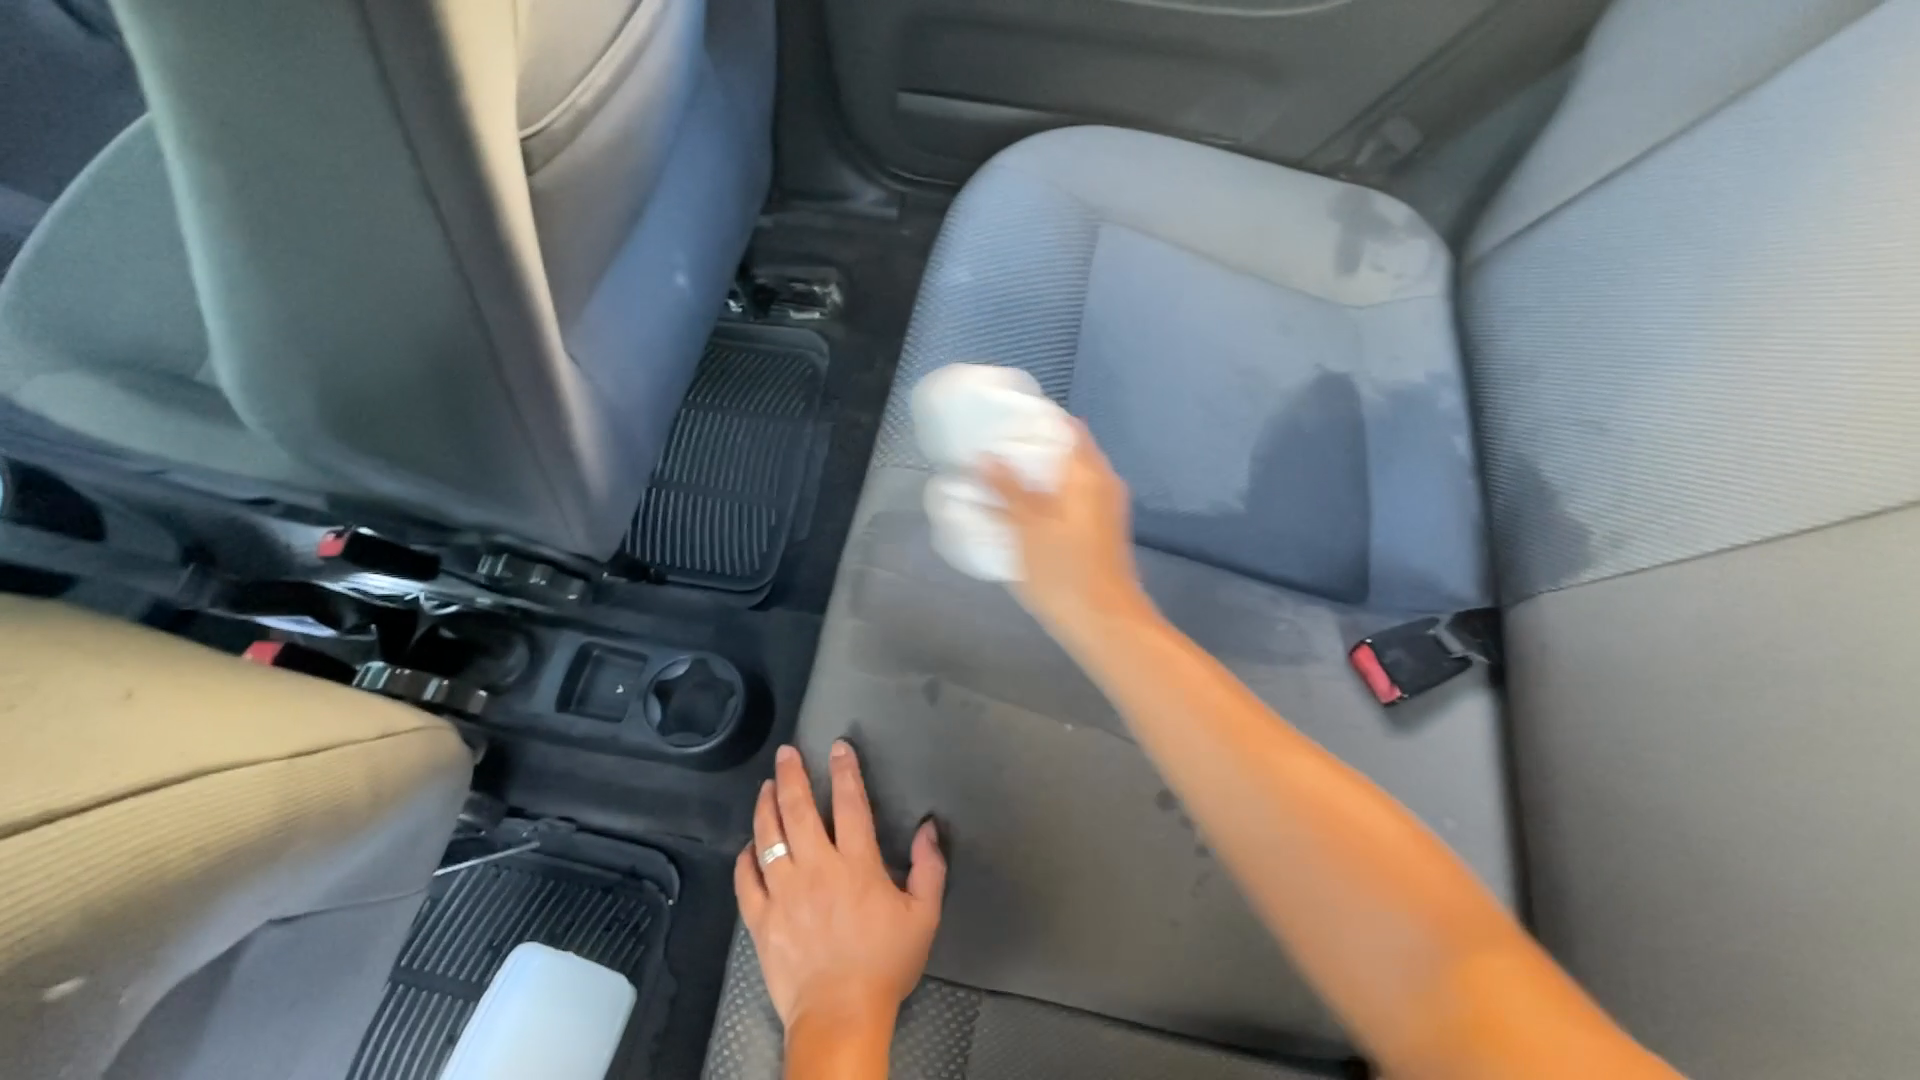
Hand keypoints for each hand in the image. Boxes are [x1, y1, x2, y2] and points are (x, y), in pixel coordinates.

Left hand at [736, 741, 945, 1038]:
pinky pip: (745, 878)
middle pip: (799, 810)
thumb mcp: (924, 916)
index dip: (845, 772)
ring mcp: (783, 892)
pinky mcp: (760, 918)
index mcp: (857, 865)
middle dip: (792, 775)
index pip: (851, 805)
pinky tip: (748, 844)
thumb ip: (930, 867)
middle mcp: (816, 869)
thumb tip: (929, 827)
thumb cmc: (885, 964)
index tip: (838, 747)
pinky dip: (744, 857)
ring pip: (768, 836)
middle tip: (786, 753)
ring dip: (765, 806)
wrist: (840, 1015)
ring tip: (766, 786)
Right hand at [981, 422, 1152, 643]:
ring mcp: (1105, 509)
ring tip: (999, 482)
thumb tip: (986, 455)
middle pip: (1066, 452)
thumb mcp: (1025, 528)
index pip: (1064, 427)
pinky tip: (1021, 514)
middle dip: (1031, 452)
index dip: (1034, 422)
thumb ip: (1006, 489)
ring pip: (1068, 479)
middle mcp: (1102, 482)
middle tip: (992, 454)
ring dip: (1038, 478)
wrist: (1104, 622)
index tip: (1002, 424)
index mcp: (1086, 472)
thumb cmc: (1063, 571)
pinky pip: (1072, 501)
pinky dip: (1048, 499)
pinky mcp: (1101, 532)